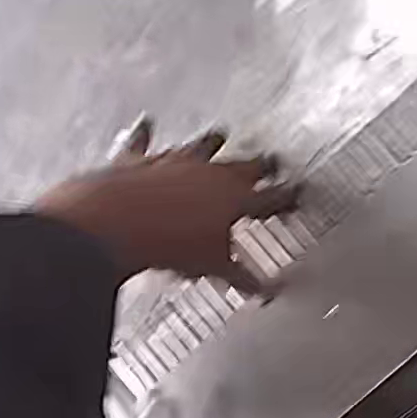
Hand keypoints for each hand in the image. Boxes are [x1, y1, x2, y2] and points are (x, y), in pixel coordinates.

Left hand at [36, 120, 298, 291]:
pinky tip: (145, 124)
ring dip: (212, 144)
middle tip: (272, 161)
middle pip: (242, 165)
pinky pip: (145, 143)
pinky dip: (146, 135)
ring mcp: (174, 160)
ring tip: (221, 135)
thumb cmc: (170, 245)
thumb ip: (241, 278)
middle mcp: (207, 171)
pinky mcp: (140, 160)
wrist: (119, 224)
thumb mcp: (213, 268)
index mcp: (233, 197)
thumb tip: (265, 293)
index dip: (285, 197)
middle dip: (259, 165)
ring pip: (200, 147)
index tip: (297, 193)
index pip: (269, 198)